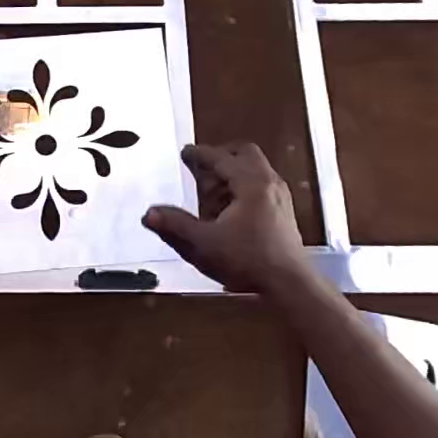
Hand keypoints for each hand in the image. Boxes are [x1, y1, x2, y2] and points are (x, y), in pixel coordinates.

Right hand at [142, 143, 310, 293]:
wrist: (288, 283)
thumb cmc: (247, 260)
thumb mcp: (204, 243)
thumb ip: (175, 226)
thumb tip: (149, 214)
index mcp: (251, 182)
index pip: (221, 158)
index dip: (200, 154)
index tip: (185, 153)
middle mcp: (269, 182)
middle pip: (245, 154)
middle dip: (221, 158)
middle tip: (202, 171)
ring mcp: (281, 196)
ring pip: (256, 169)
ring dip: (234, 173)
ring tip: (213, 195)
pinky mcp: (285, 212)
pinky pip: (263, 185)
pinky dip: (245, 187)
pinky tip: (232, 211)